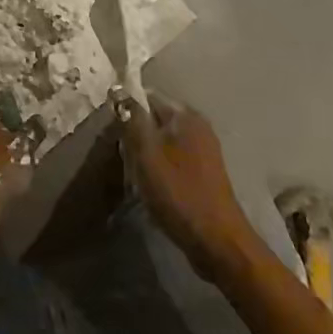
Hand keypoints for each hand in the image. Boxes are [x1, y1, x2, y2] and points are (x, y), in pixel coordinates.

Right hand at [119, 96, 256, 272]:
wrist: (217, 242)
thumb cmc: (179, 194)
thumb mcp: (147, 155)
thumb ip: (133, 120)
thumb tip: (120, 91)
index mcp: (186, 115)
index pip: (148, 96)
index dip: (127, 110)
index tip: (115, 133)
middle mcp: (197, 125)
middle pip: (155, 119)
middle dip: (136, 136)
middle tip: (125, 159)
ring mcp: (204, 149)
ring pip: (162, 141)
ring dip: (146, 155)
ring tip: (137, 176)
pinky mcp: (204, 171)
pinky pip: (173, 158)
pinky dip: (160, 168)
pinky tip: (153, 187)